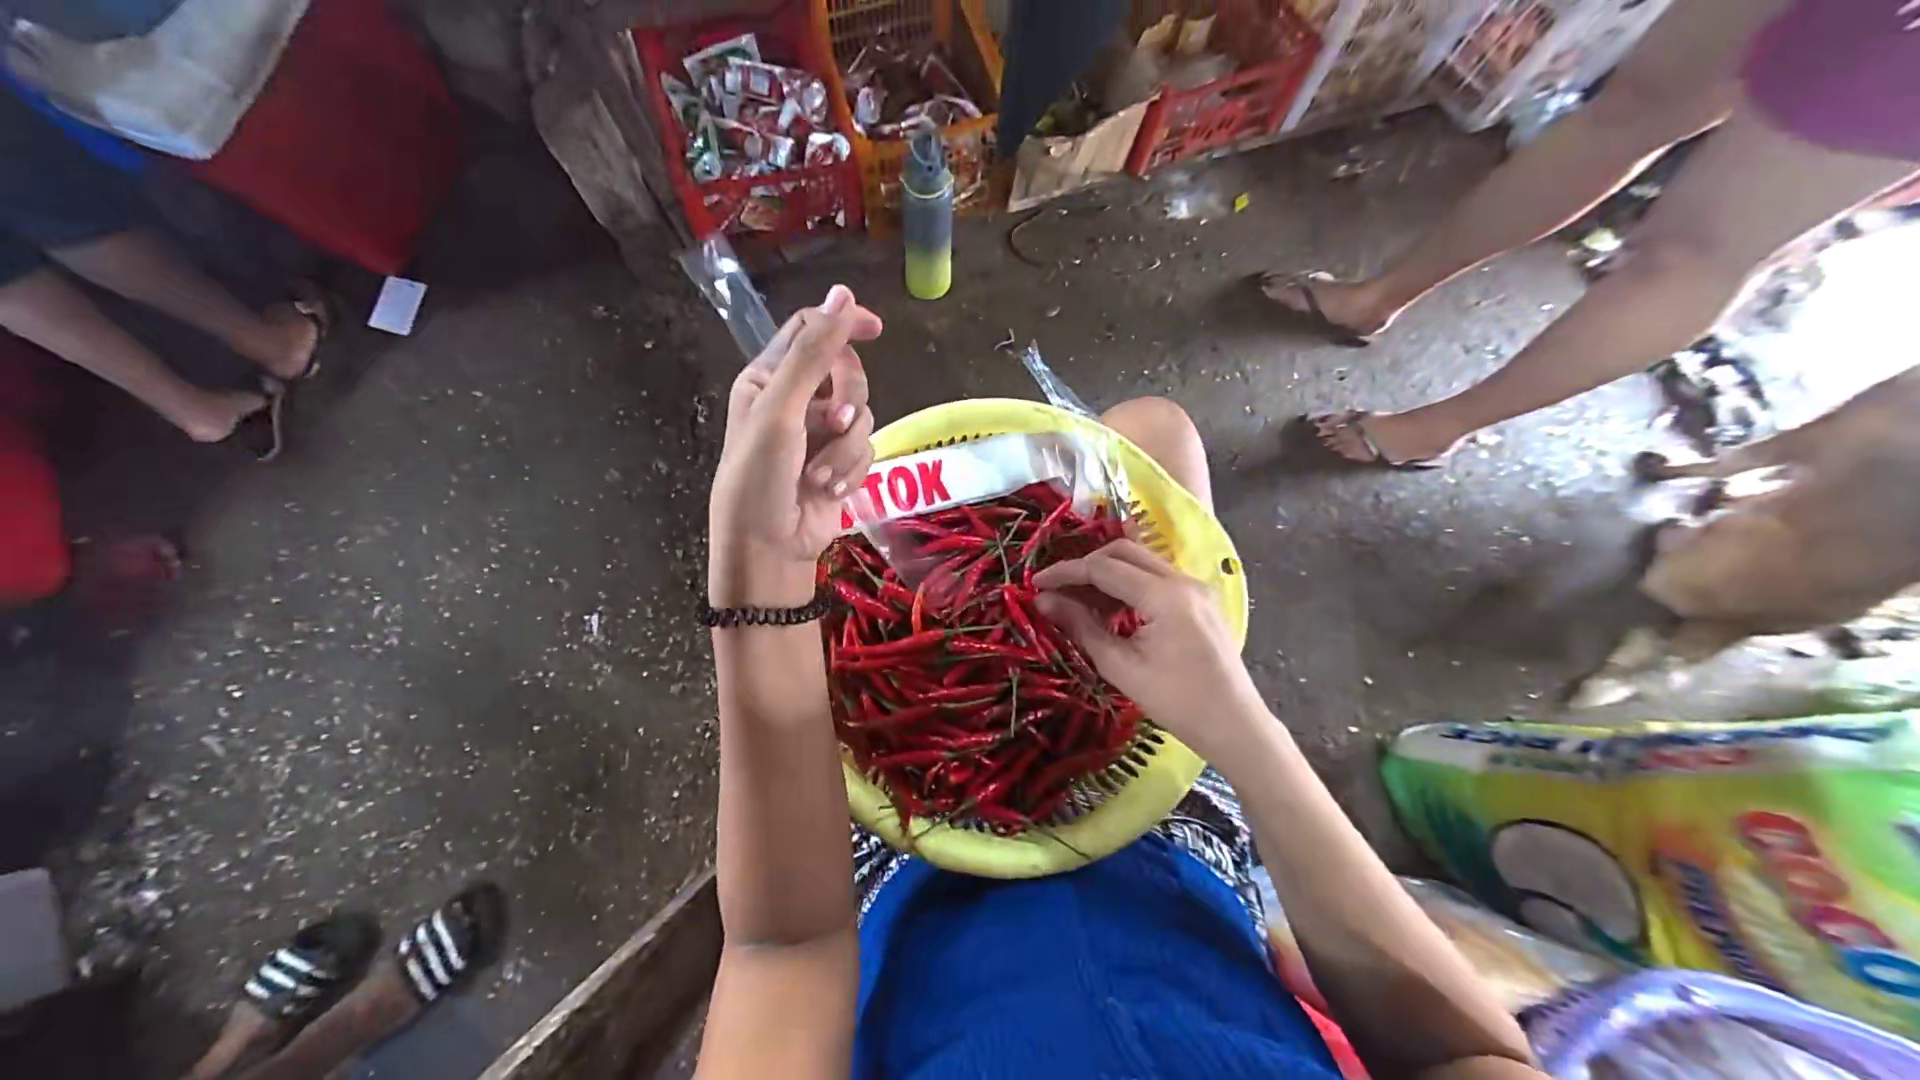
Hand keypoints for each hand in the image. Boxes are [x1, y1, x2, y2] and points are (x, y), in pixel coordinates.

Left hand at [709, 285, 882, 606]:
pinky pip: (866, 449)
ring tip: (821, 475)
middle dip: (850, 399)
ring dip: (846, 448)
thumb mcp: (781, 409)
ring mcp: (820, 434)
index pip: (811, 330)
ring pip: (863, 415)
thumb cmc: (759, 476)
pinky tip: (831, 491)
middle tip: (837, 421)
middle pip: (847, 372)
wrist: (768, 547)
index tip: (876, 329)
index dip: (843, 323)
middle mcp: (797, 400)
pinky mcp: (839, 464)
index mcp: (770, 377)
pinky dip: (852, 470)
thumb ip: (813, 352)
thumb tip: (843, 293)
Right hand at [1033, 540, 1272, 759]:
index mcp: (1165, 595)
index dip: (1066, 572)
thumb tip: (1043, 601)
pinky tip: (1110, 610)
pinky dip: (1129, 585)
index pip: (1104, 568)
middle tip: (1057, 588)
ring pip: (1141, 562)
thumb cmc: (1176, 701)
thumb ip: (1080, 626)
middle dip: (1086, 565)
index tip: (1036, 583)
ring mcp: (1195, 587)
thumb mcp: (1120, 666)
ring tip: (1079, 602)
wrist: (1234, 726)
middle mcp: (1183, 580)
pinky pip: (1156, 578)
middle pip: (1124, 552)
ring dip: (1107, 575)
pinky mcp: (1200, 599)